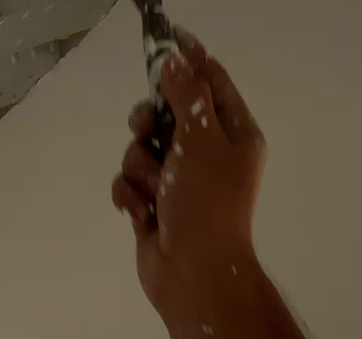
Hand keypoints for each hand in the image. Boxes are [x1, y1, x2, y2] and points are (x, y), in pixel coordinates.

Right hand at [111, 30, 267, 316]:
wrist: (191, 273)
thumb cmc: (206, 204)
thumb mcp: (202, 138)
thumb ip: (186, 94)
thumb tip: (174, 61)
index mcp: (233, 136)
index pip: (211, 84)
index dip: (187, 62)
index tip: (164, 43)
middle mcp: (206, 157)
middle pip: (167, 115)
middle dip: (150, 122)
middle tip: (147, 129)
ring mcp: (177, 186)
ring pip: (141, 151)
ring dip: (139, 167)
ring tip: (152, 189)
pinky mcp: (152, 209)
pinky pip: (129, 185)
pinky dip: (129, 195)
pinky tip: (138, 211)